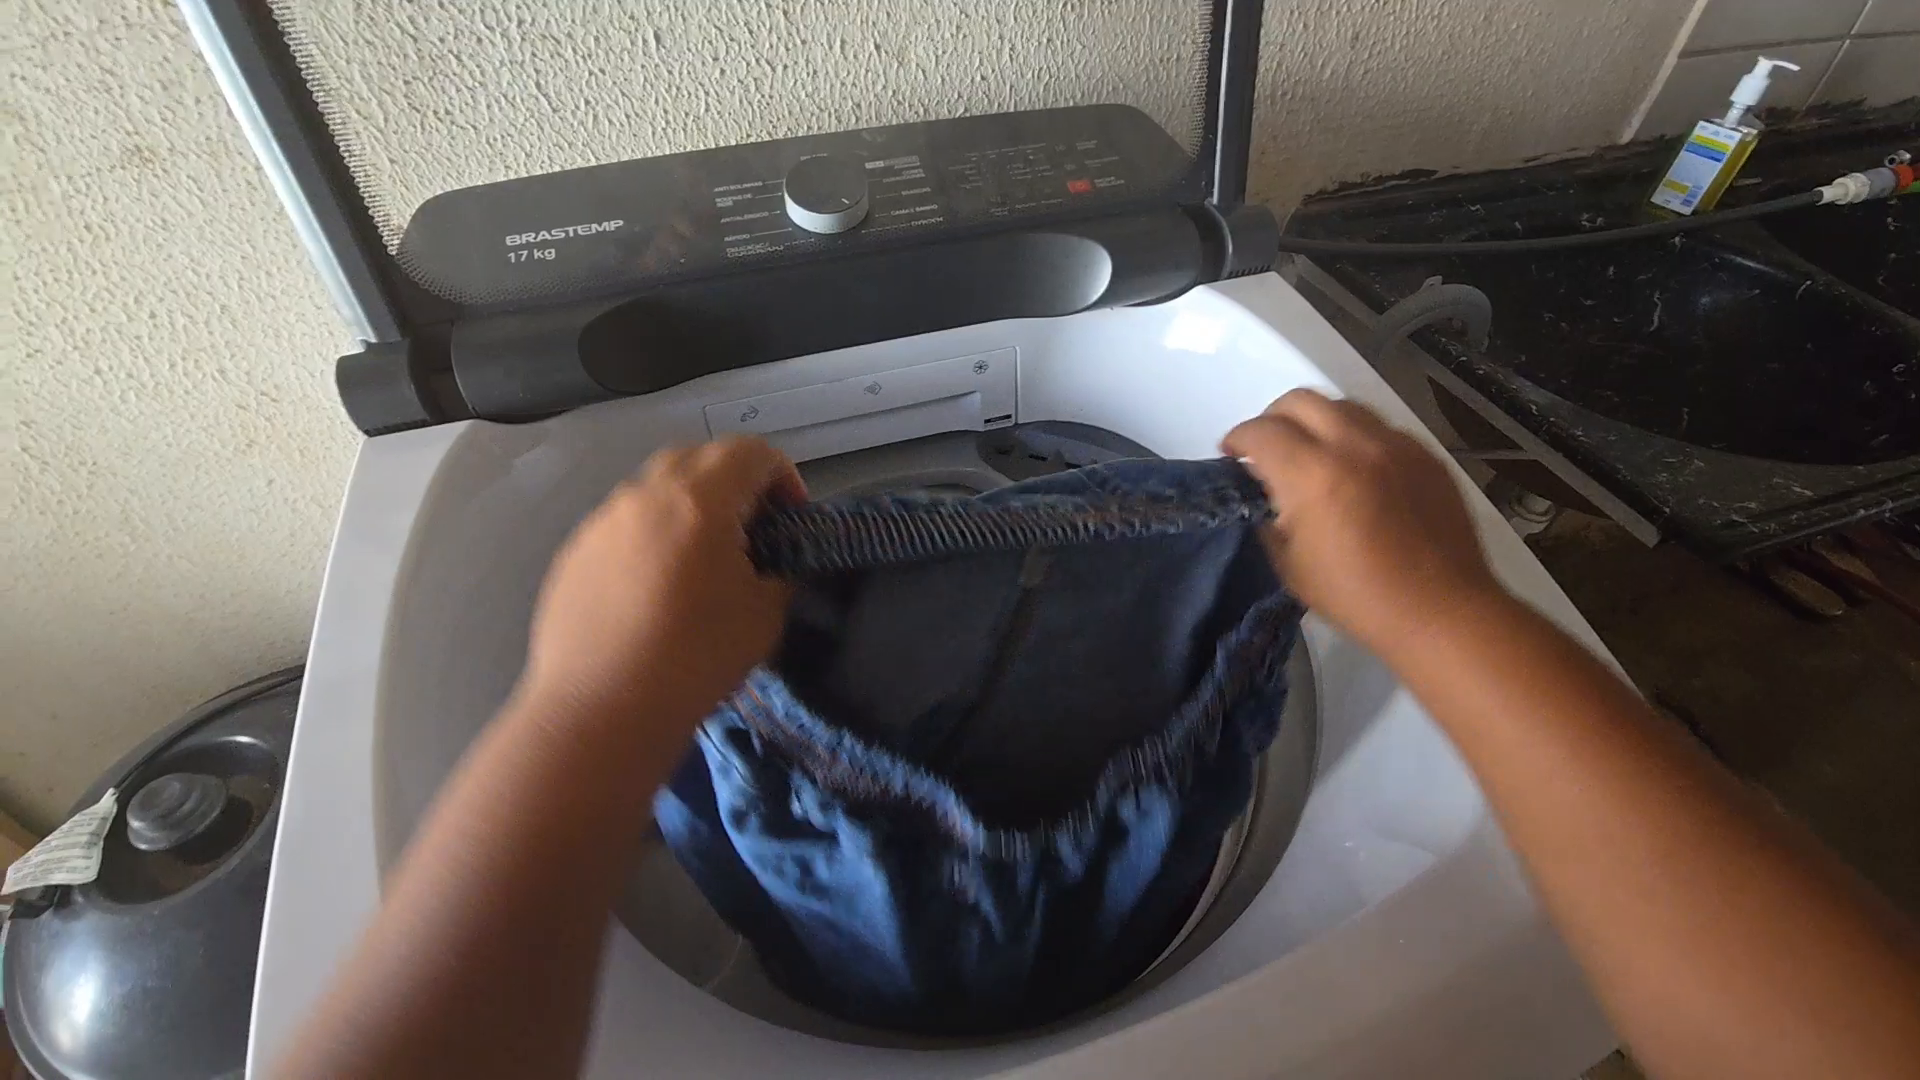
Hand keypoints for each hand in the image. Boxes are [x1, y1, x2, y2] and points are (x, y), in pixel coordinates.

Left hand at [519, 437, 806, 730]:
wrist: (601, 710)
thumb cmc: (696, 658)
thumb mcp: (766, 613)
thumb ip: (781, 569)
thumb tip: (776, 559)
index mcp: (699, 501)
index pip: (752, 452)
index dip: (784, 477)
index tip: (791, 520)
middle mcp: (645, 495)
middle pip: (702, 457)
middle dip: (737, 482)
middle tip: (752, 531)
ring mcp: (603, 521)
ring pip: (657, 487)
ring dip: (692, 505)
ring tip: (703, 559)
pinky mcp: (575, 551)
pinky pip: (625, 522)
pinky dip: (654, 534)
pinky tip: (656, 587)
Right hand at [1223, 389, 1507, 656]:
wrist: (1438, 610)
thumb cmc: (1354, 595)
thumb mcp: (1287, 562)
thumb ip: (1268, 514)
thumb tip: (1262, 492)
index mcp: (1312, 475)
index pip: (1260, 431)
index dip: (1236, 439)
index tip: (1231, 455)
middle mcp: (1353, 446)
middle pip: (1299, 400)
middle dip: (1271, 418)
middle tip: (1266, 448)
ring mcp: (1395, 445)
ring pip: (1341, 406)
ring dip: (1314, 421)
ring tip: (1310, 453)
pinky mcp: (1425, 454)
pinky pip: (1379, 427)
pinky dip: (1354, 438)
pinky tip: (1354, 471)